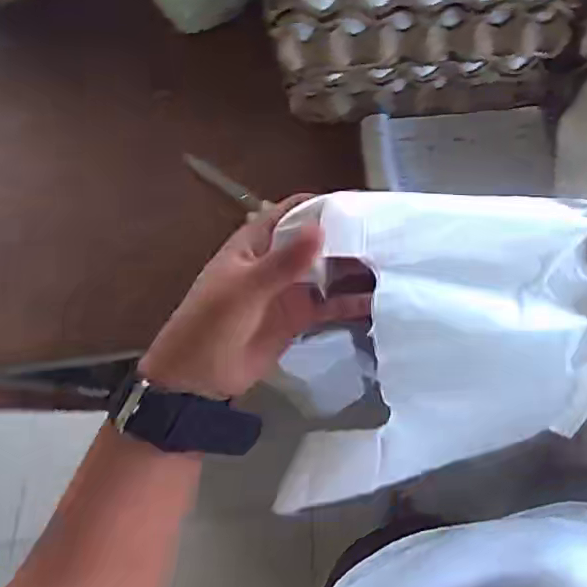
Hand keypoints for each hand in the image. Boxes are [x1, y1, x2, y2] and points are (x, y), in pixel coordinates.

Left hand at [139, 194, 370, 398]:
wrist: (195, 381)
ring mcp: (290, 288)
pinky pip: (332, 304)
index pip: (294, 211)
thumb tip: (321, 228)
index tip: (361, 206)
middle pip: (318, 239)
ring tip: (391, 265)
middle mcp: (277, 260)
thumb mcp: (244, 289)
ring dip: (354, 268)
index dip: (324, 205)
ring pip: (329, 270)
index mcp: (256, 242)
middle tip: (387, 236)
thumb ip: (283, 262)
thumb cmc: (210, 324)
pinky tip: (379, 301)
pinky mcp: (300, 316)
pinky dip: (352, 302)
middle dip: (349, 237)